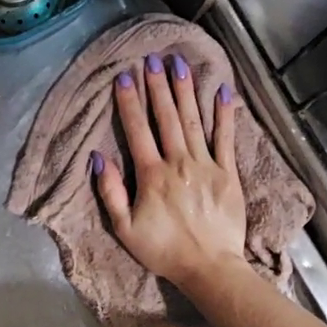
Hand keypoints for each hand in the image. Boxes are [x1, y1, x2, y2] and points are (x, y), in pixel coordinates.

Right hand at [91, 52, 247, 286]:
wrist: (209, 268)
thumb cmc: (164, 251)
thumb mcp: (125, 228)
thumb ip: (110, 192)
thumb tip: (98, 158)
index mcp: (151, 175)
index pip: (137, 130)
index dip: (130, 102)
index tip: (126, 77)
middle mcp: (178, 162)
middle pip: (166, 117)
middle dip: (158, 86)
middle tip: (154, 59)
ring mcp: (206, 165)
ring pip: (193, 120)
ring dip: (186, 91)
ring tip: (181, 64)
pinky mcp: (228, 173)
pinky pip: (226, 138)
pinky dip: (225, 114)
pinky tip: (223, 91)